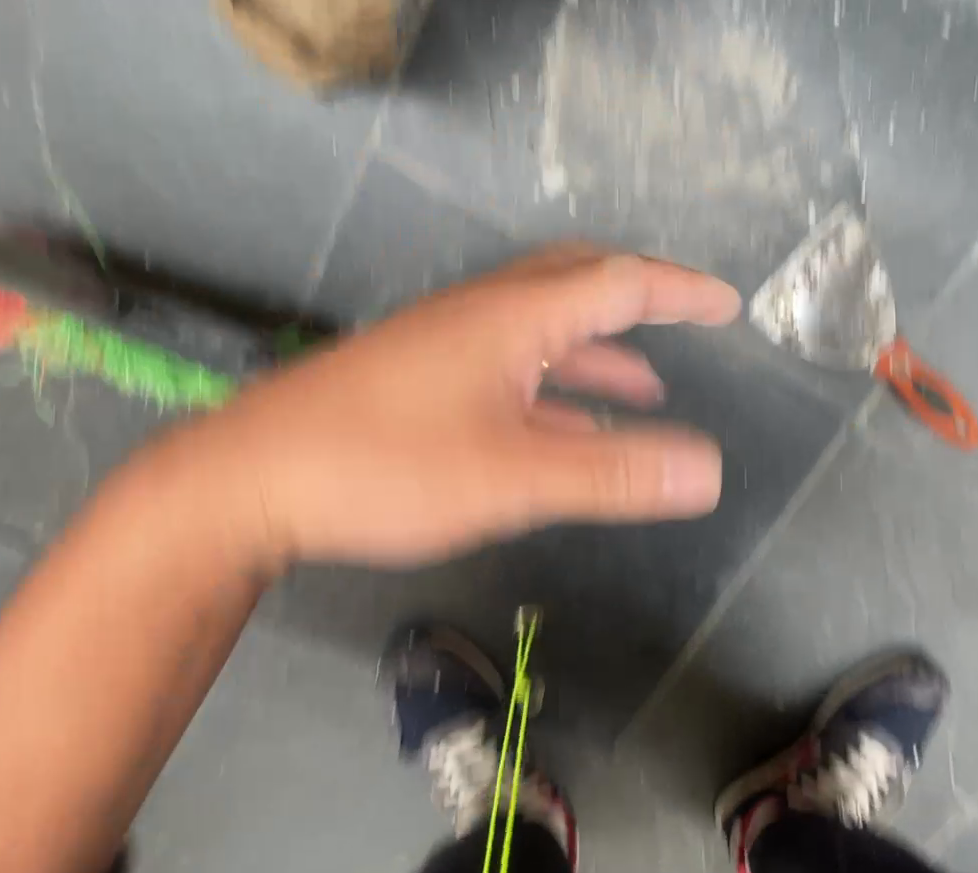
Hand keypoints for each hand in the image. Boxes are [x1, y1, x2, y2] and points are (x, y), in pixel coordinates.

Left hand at [174, 247, 741, 569]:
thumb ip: (614, 475)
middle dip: (636, 301)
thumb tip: (709, 472)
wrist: (248, 482)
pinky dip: (554, 389)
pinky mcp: (419, 382)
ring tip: (644, 387)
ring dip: (597, 353)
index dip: (680, 292)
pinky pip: (509, 371)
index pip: (618, 284)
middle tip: (682, 319)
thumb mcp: (515, 479)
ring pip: (541, 334)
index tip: (729, 305)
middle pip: (575, 285)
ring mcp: (445, 348)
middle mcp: (481, 317)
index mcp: (513, 319)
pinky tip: (566, 425)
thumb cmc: (386, 468)